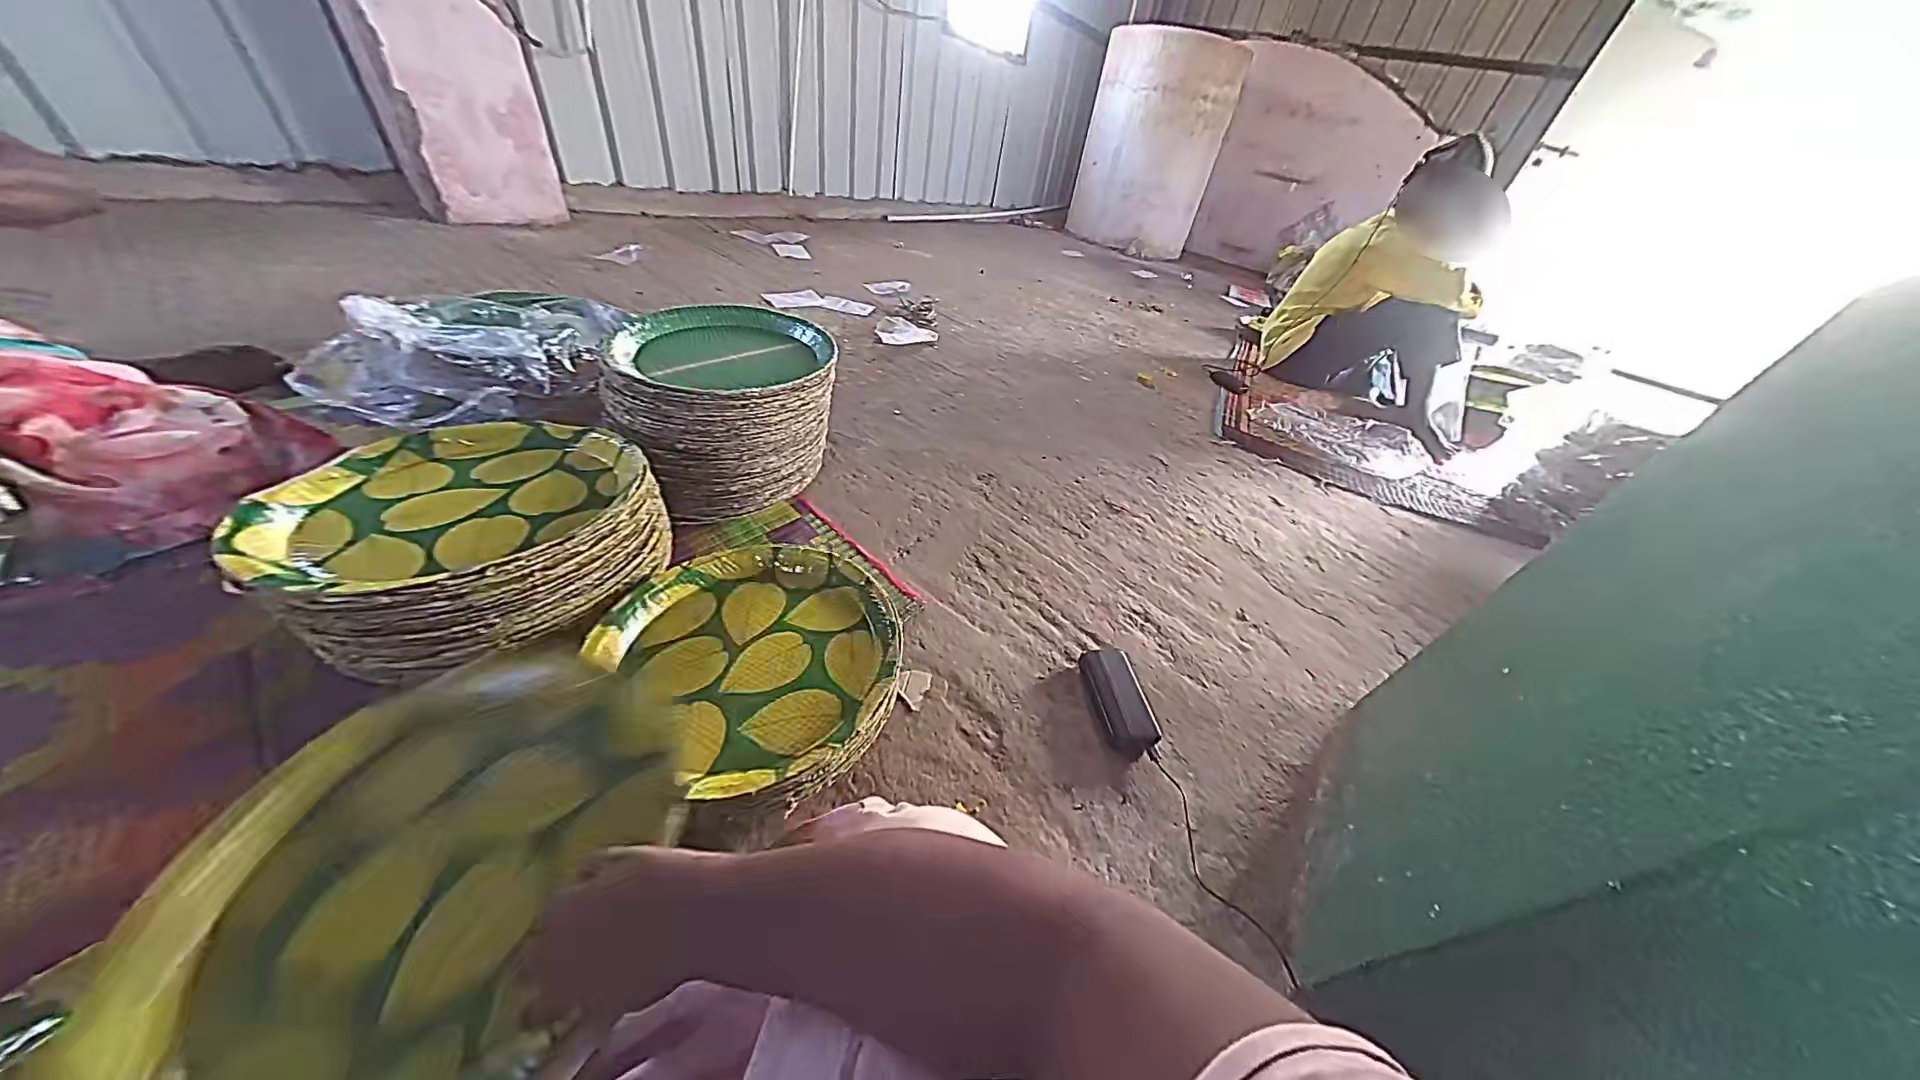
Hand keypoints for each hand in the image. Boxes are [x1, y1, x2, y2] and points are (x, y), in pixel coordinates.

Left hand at [527, 847, 716, 1023]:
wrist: (700, 914)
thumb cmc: (668, 876)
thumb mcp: (631, 857)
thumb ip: (597, 868)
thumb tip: (581, 876)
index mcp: (562, 909)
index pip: (544, 919)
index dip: (560, 918)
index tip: (576, 917)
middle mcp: (557, 952)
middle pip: (531, 964)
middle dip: (545, 960)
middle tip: (571, 953)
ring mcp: (576, 987)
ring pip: (539, 1008)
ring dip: (550, 999)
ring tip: (573, 990)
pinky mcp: (601, 1010)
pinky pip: (583, 1018)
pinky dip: (590, 1009)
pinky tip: (611, 992)